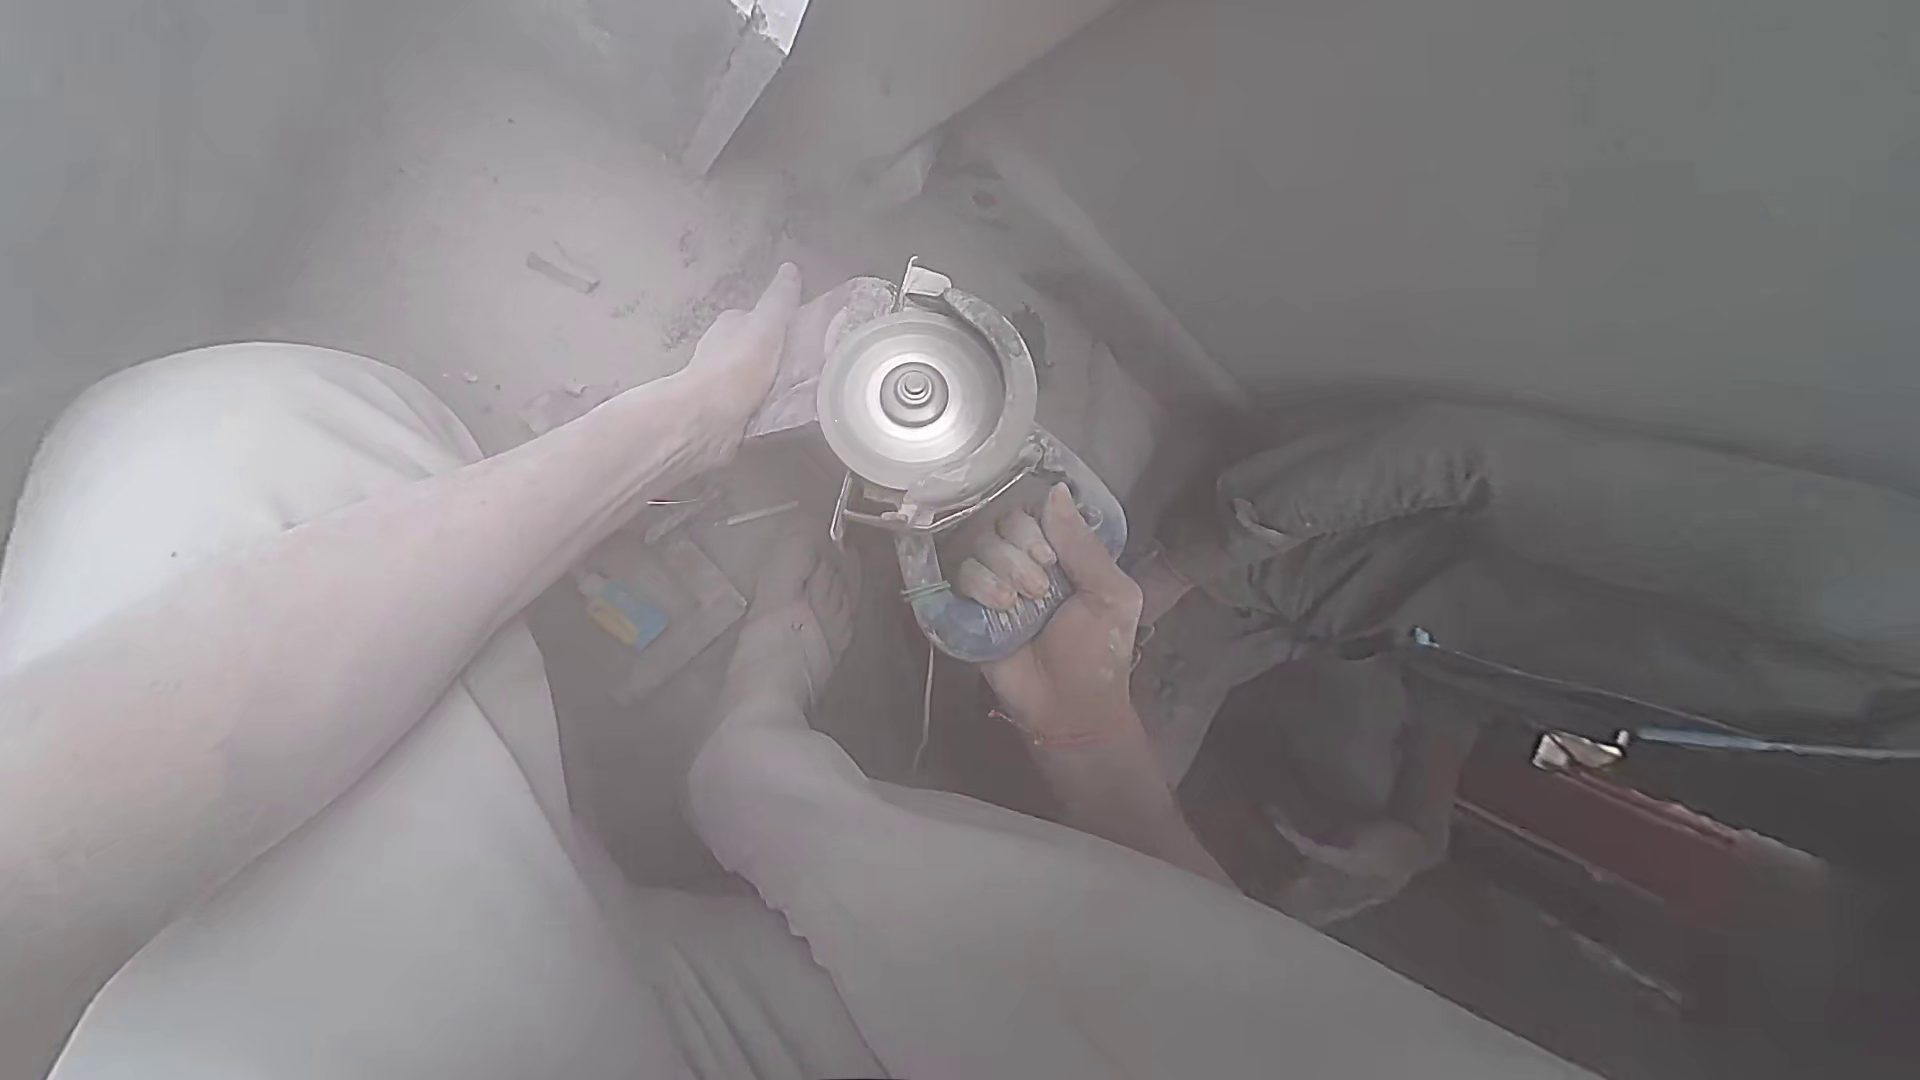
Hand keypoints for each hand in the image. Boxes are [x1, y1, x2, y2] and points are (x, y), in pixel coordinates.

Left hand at [674, 262, 802, 442]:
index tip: (800, 337)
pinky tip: (777, 412)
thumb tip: (790, 269)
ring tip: (795, 391)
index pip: (756, 318)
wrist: (710, 418)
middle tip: (803, 367)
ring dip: (768, 383)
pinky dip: (762, 405)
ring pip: (751, 377)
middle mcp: (720, 351)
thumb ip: (779, 301)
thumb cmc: (738, 368)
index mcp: (729, 325)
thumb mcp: (767, 326)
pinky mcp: (723, 412)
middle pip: (754, 349)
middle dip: (774, 356)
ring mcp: (720, 383)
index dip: (778, 325)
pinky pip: (750, 404)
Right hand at [959, 484, 1143, 742]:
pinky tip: (998, 607)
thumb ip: (1084, 545)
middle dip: (1018, 555)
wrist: (1068, 707)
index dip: (1035, 530)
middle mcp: (1023, 560)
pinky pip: (959, 573)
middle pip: (1000, 525)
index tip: (1050, 560)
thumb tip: (1057, 491)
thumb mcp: (1110, 594)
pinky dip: (978, 584)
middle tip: (1040, 589)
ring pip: (977, 545)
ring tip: (1018, 603)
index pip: (1033, 513)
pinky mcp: (970, 607)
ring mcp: (994, 582)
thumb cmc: (1097, 650)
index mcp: (1059, 553)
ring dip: (1000, 571)